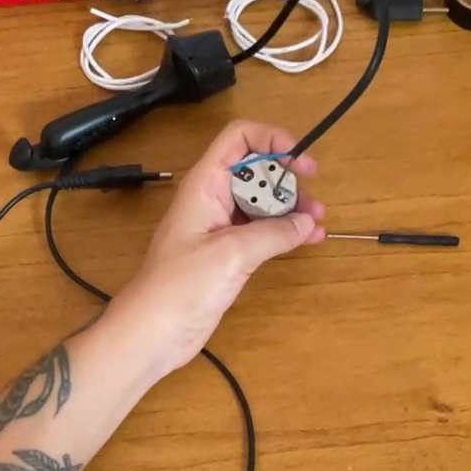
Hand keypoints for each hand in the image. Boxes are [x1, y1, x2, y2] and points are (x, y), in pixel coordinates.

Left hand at [104, 120, 325, 378]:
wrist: (153, 332)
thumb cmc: (181, 286)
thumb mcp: (232, 253)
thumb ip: (273, 233)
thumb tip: (306, 222)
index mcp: (205, 185)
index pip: (238, 139)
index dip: (271, 139)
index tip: (299, 159)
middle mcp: (212, 200)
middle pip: (255, 171)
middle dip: (287, 179)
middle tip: (313, 198)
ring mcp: (220, 229)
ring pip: (261, 204)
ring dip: (290, 208)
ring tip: (318, 221)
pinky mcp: (227, 256)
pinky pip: (260, 233)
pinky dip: (284, 232)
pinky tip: (309, 238)